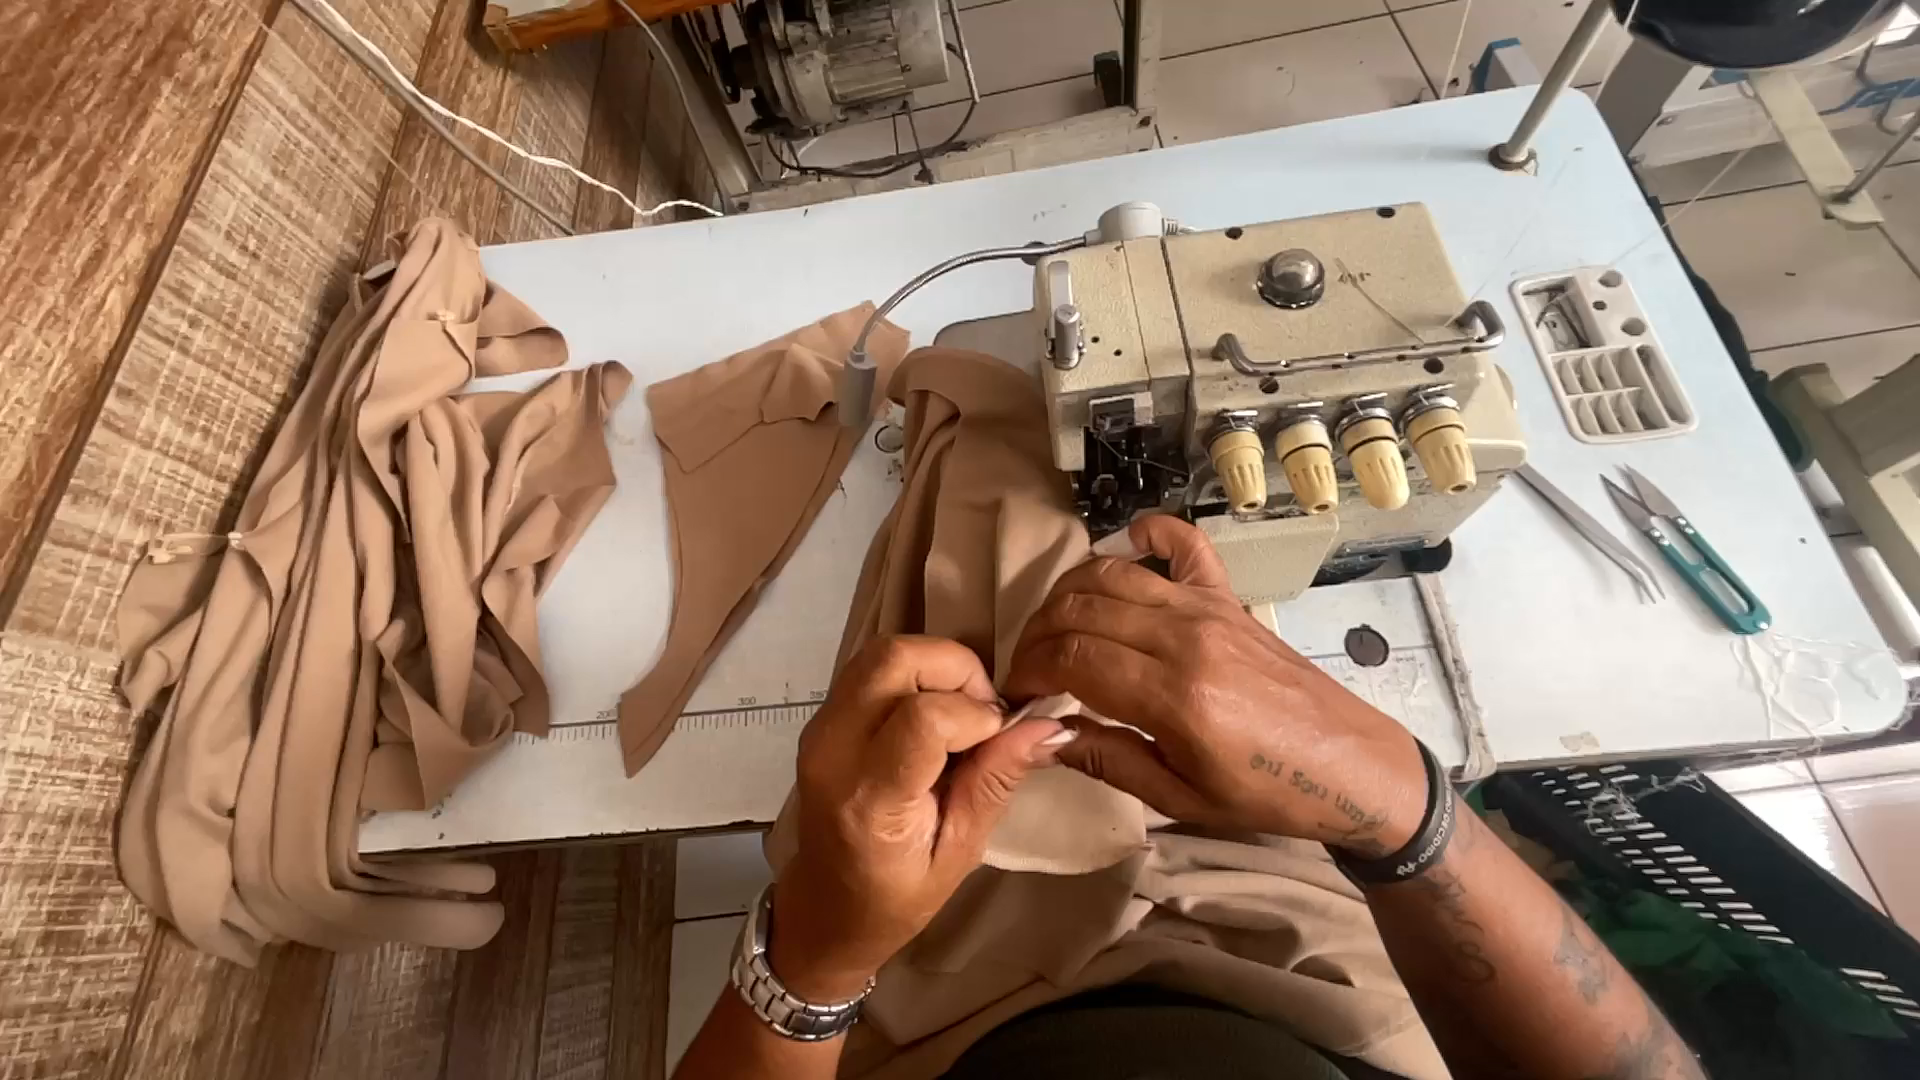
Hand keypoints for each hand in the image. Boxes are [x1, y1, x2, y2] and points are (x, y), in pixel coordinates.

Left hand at [770, 635, 1068, 999]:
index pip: (923, 716)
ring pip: (882, 651)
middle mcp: (833, 749)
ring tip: (960, 709)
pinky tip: (935, 711)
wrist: (824, 909)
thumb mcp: (960, 851)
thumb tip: (1050, 726)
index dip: (974, 713)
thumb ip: (997, 780)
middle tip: (981, 709)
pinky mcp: (821, 716)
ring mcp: (820, 726)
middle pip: (895, 658)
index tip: (997, 736)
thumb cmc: (895, 896)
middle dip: (955, 667)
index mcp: (868, 799)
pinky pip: (872, 667)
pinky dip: (915, 672)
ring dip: (935, 665)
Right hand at [1004, 515, 1428, 855]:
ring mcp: (1209, 607)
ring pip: (1112, 573)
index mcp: (1174, 696)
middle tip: (1029, 665)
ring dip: (1068, 592)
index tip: (1018, 693)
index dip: (1030, 670)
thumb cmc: (1262, 794)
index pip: (1071, 657)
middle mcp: (1186, 637)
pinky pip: (1184, 542)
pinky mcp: (1227, 596)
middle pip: (1080, 608)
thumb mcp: (1178, 798)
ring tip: (1056, 626)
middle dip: (1037, 634)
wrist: (1349, 768)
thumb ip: (1104, 758)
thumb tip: (1040, 733)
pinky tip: (1129, 540)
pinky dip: (1150, 532)